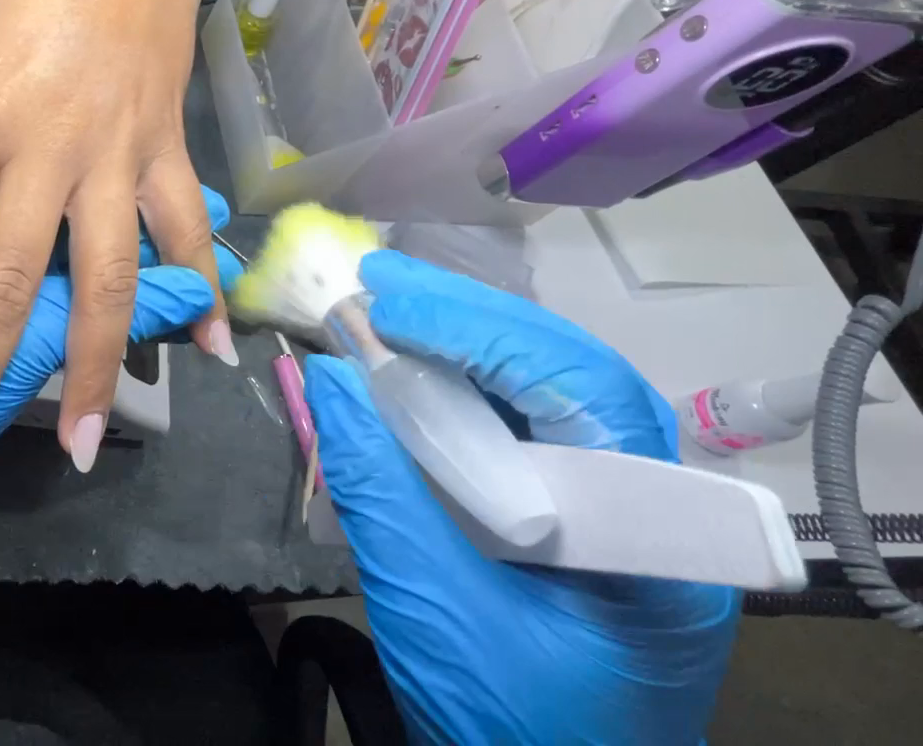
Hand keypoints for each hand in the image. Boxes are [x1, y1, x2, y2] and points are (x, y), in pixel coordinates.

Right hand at [303, 251, 738, 744]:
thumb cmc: (502, 719)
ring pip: (541, 389)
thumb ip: (381, 488)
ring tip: (383, 303)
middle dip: (468, 317)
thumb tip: (330, 377)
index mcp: (651, 538)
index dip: (480, 332)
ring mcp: (608, 503)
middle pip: (566, 373)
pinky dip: (452, 382)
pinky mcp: (566, 509)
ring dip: (460, 338)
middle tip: (376, 280)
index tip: (385, 307)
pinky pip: (513, 423)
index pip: (580, 390)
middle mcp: (647, 503)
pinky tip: (403, 361)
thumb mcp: (432, 607)